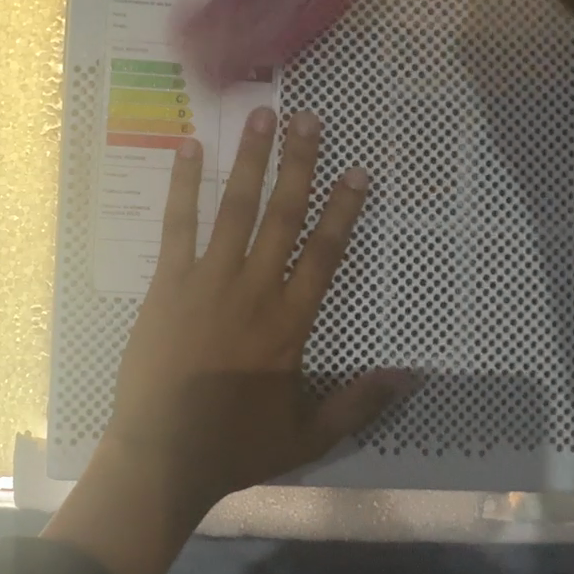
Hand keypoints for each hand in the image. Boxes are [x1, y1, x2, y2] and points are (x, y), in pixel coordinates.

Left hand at [43, 107, 418, 573]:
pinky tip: (188, 148)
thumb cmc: (235, 448)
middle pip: (283, 217)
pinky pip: (177, 227)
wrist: (162, 457)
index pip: (325, 255)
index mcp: (290, 324)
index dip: (343, 210)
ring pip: (235, 210)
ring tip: (262, 117)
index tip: (357, 170)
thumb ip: (359, 403)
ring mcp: (207, 283)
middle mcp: (254, 291)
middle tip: (310, 118)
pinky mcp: (167, 285)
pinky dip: (184, 186)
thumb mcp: (309, 437)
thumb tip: (412, 374)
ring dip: (251, 161)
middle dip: (299, 165)